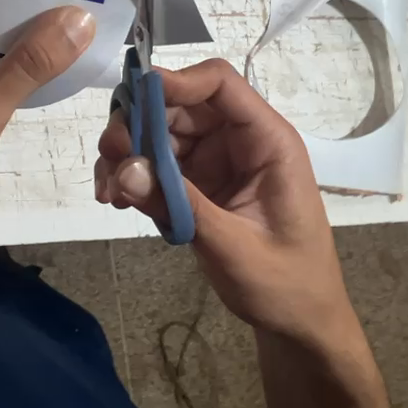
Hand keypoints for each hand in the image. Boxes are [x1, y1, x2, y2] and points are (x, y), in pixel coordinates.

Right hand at [94, 59, 356, 344]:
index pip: (220, 84)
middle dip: (137, 124)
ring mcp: (213, 159)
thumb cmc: (286, 285)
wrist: (298, 324)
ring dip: (126, 153)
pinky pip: (153, 162)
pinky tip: (114, 199)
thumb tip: (125, 169)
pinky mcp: (194, 180)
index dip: (176, 82)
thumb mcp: (234, 247)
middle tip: (109, 156)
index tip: (132, 103)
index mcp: (266, 141)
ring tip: (109, 189)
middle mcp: (236, 139)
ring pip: (157, 131)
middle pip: (176, 106)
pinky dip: (130, 175)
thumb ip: (179, 205)